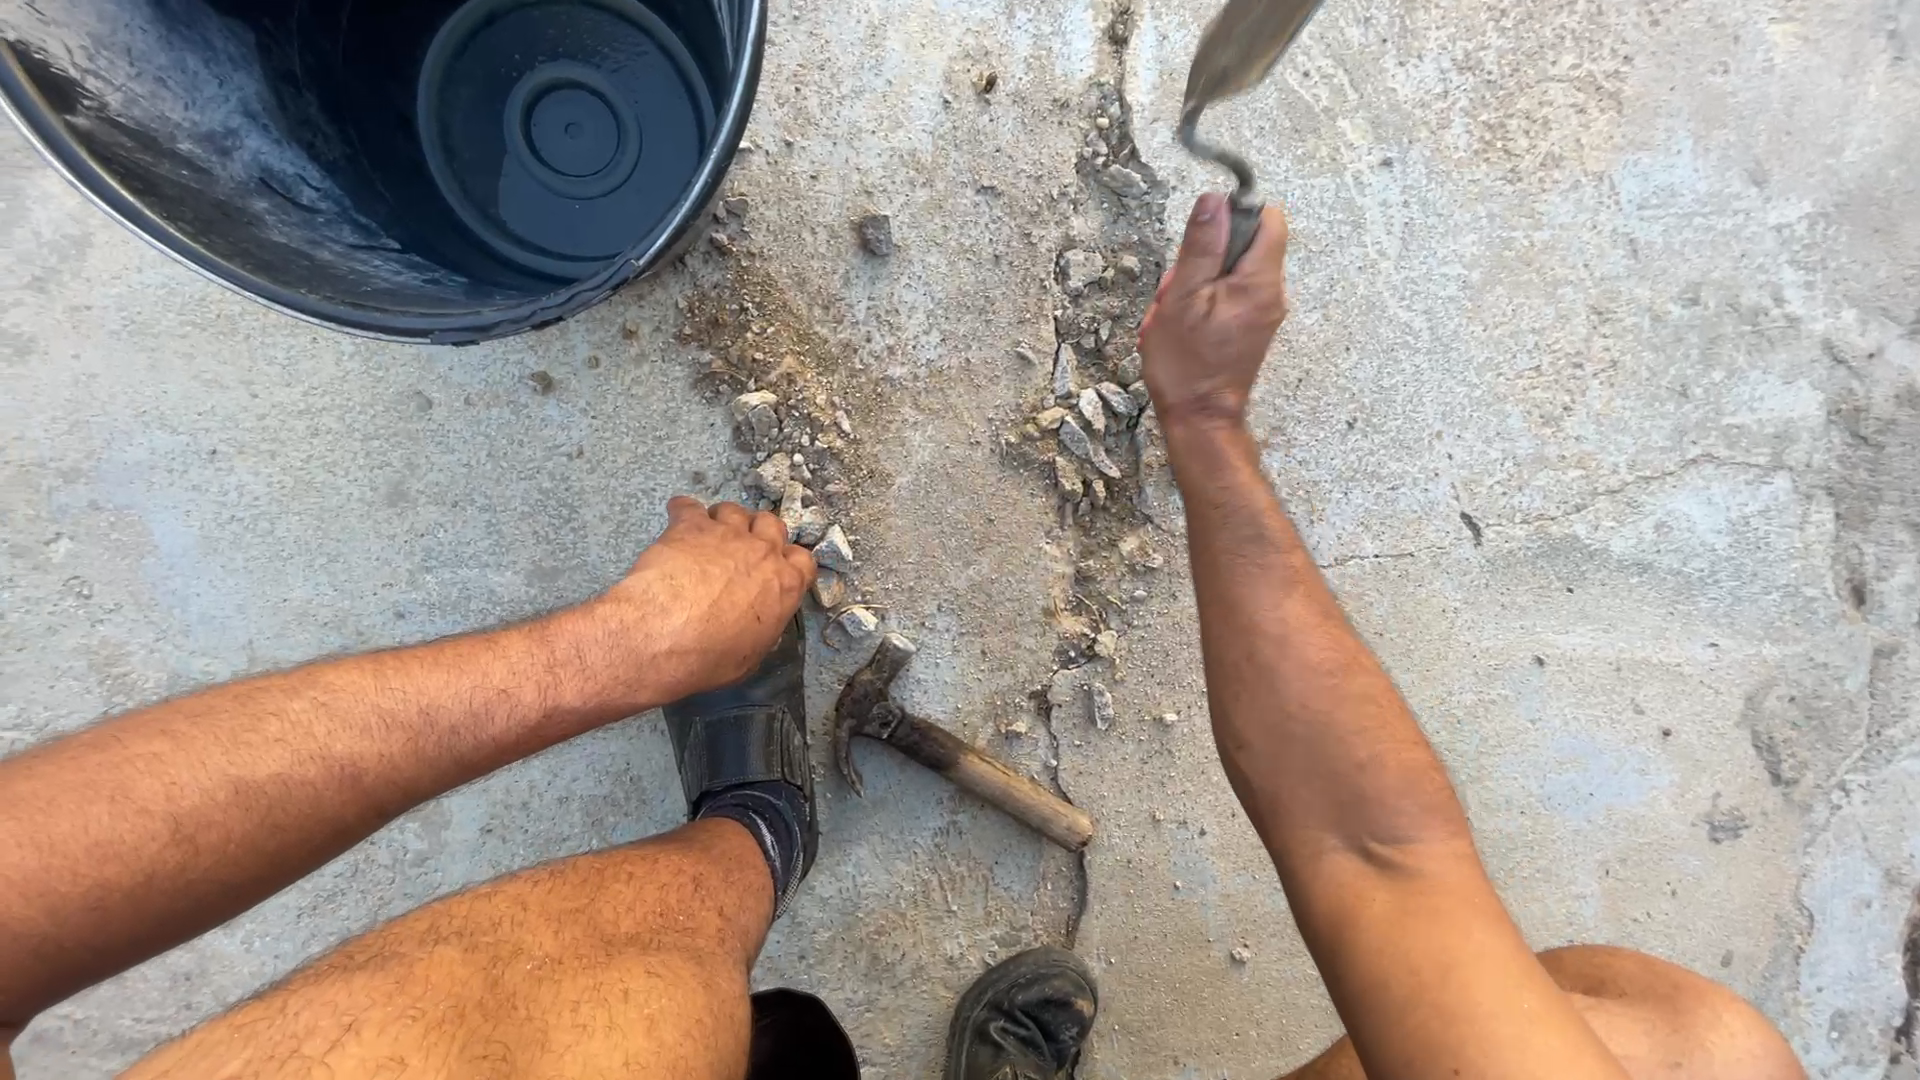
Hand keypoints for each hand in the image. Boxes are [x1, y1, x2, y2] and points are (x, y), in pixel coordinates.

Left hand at [578, 498, 815, 707]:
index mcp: (785, 585)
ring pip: (734, 510)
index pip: (803, 560)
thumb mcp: (751, 657)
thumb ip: (763, 630)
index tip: (775, 569)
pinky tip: (675, 522)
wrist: (664, 636)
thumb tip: (757, 626)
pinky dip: (683, 511)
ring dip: (723, 520)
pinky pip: (688, 506)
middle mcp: (763, 552)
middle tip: (740, 549)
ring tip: (707, 535)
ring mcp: (728, 534)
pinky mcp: (690, 526)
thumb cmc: (710, 657)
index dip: (789, 562)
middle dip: (758, 533)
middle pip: (772, 524)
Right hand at [1137, 193, 1289, 429]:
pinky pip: (1230, 298)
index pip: (1268, 219)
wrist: (1200, 418)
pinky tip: (1185, 327)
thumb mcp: (1181, 298)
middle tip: (1178, 290)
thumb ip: (1200, 246)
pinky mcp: (1252, 329)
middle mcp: (1272, 294)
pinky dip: (1205, 304)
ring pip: (1232, 274)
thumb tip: (1213, 201)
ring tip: (1176, 314)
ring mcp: (1263, 314)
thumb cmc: (1186, 365)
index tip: (1202, 238)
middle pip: (1246, 246)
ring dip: (1198, 285)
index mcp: (1260, 281)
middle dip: (1206, 258)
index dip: (1235, 216)